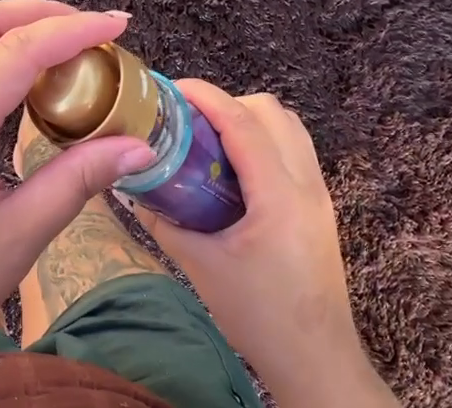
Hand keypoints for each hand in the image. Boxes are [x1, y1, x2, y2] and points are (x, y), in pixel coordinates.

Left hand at [0, 0, 154, 407]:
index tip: (119, 25)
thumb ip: (78, 179)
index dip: (71, 31)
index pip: (14, 53)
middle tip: (93, 28)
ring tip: (66, 43)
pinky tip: (25, 74)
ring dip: (13, 26)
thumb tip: (139, 147)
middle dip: (39, 13)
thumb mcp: (18, 237)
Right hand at [133, 80, 396, 407]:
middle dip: (227, 103)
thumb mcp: (201, 267)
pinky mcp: (321, 205)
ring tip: (211, 140)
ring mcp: (319, 192)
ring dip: (249, 118)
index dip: (205, 96)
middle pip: (270, 110)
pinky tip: (234, 168)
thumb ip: (164, 222)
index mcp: (278, 195)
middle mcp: (306, 183)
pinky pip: (294, 147)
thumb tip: (130, 190)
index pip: (242, 122)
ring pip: (288, 124)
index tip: (171, 88)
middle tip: (189, 122)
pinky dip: (264, 139)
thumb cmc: (258, 315)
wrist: (317, 362)